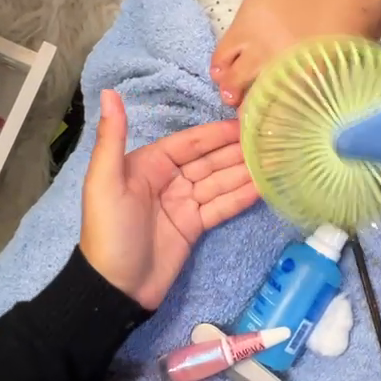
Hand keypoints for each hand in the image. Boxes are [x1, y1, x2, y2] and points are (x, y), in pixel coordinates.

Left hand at [80, 91, 259, 307]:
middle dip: (237, 150)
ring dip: (244, 171)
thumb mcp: (104, 181)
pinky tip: (264, 186)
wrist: (114, 288)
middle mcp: (167, 179)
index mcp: (148, 164)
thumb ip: (112, 137)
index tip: (245, 122)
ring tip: (277, 159)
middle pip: (208, 160)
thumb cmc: (108, 231)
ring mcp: (183, 203)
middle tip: (272, 139)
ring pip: (219, 181)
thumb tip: (110, 92)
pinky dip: (241, 196)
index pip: (188, 142)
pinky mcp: (195, 227)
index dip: (215, 133)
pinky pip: (221, 206)